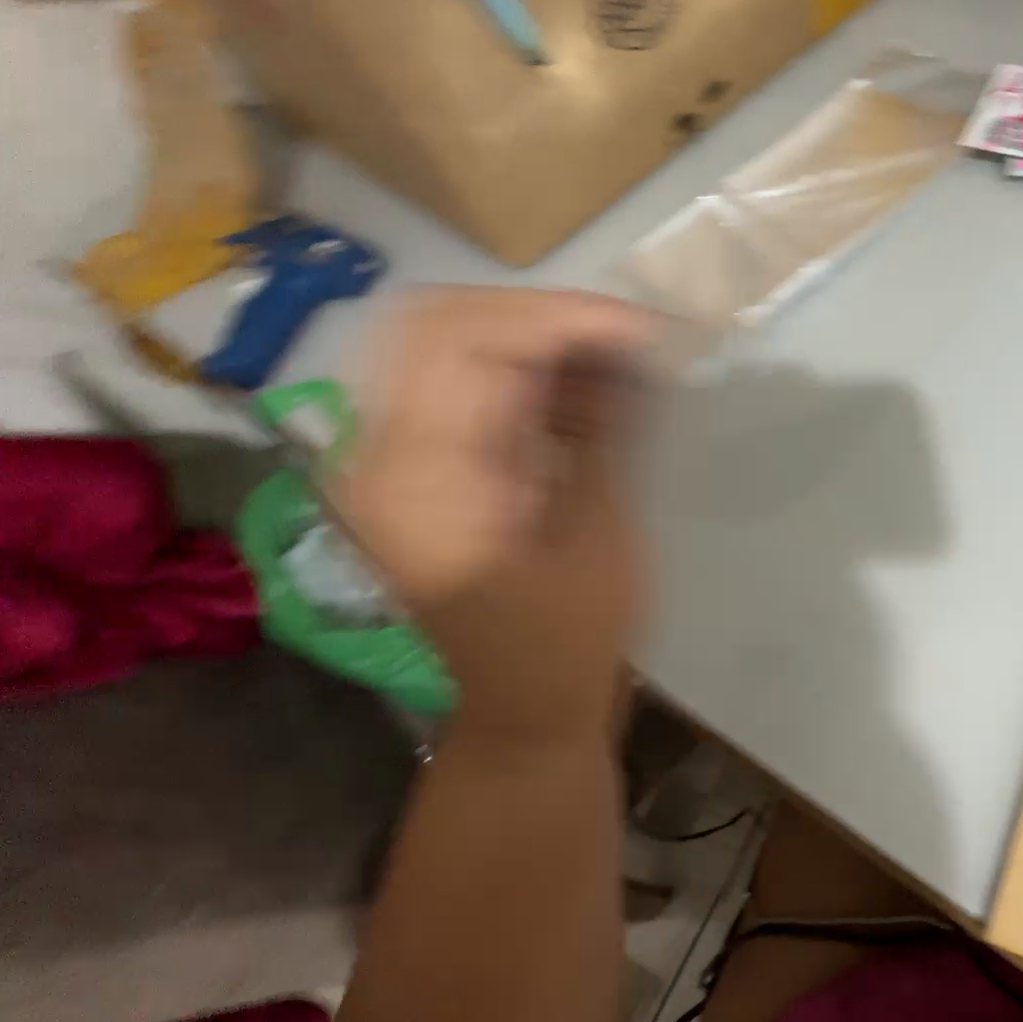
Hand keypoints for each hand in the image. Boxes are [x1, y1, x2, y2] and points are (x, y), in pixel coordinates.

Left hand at [337, 287, 664, 744]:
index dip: (561, 317)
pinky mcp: (410, 468)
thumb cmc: (571, 641)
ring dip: (528, 335)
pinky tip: (578, 381)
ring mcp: (385, 459)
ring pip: (440, 343)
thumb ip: (603, 431)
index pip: (468, 342)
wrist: (521, 708)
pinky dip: (515, 368)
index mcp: (424, 479)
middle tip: (624, 333)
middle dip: (539, 313)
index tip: (644, 328)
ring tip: (611, 350)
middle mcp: (378, 454)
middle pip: (436, 322)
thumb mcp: (601, 536)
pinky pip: (451, 384)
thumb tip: (631, 348)